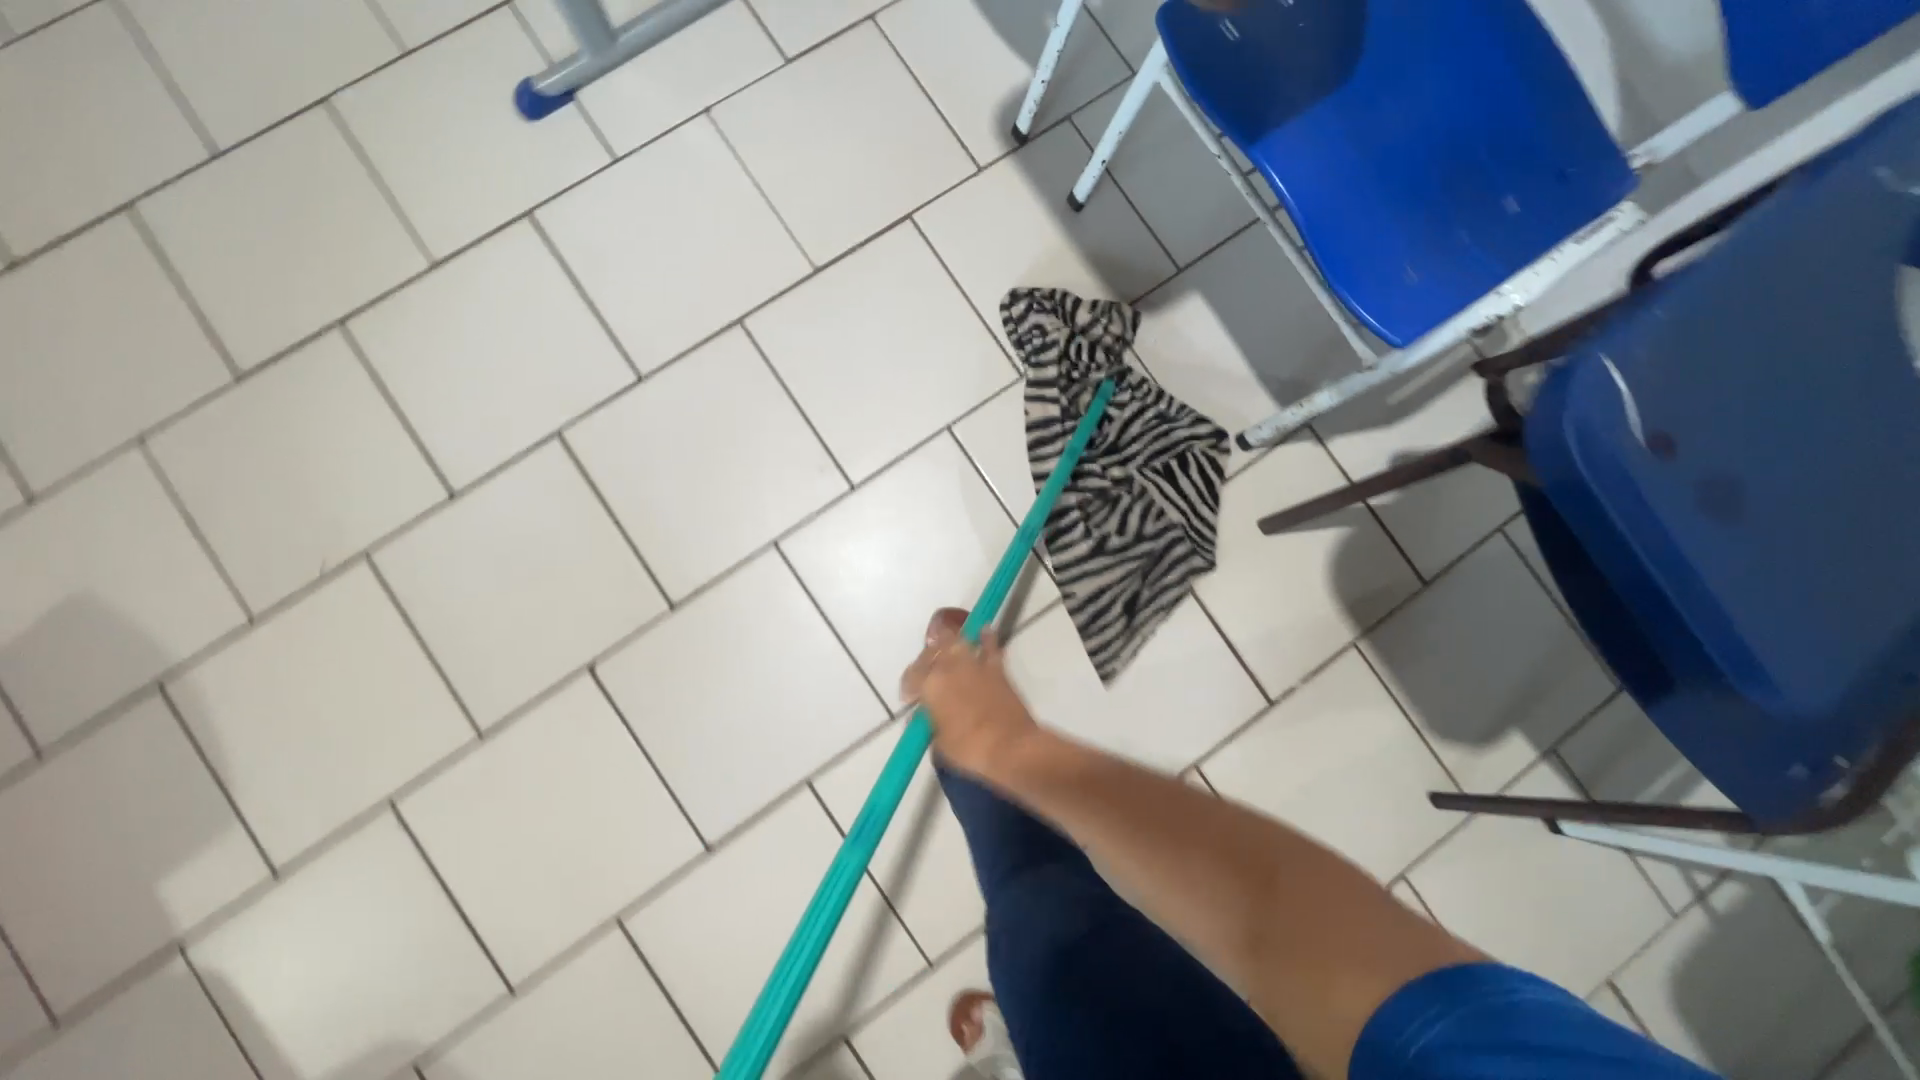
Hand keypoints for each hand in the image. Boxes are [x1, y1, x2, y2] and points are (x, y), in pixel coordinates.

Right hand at [900, 609, 1039, 779]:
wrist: (1012, 746)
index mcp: (931, 686)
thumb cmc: (970, 749)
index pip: (911, 676)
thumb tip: (928, 717)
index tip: (910, 698)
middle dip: (927, 656)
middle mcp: (950, 668)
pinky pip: (990, 646)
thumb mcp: (940, 743)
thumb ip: (931, 724)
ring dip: (950, 640)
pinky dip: (986, 637)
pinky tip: (984, 630)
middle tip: (927, 668)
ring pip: (958, 641)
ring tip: (946, 641)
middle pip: (932, 650)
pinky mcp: (997, 669)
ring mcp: (975, 665)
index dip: (908, 686)